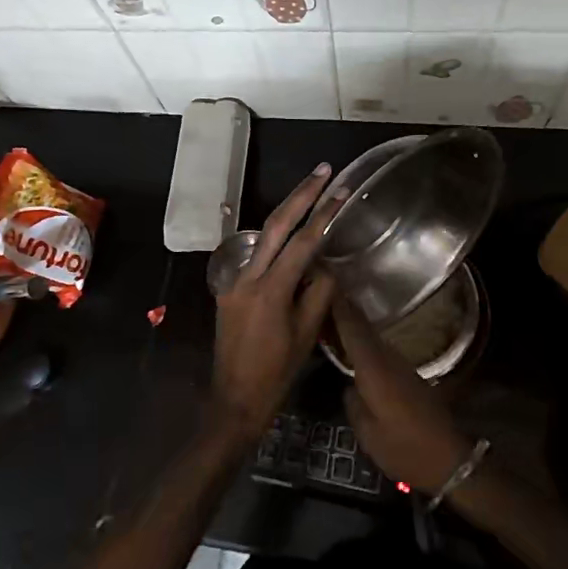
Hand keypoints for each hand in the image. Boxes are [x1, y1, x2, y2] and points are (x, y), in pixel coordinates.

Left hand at [212, 164, 340, 440]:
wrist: (234, 398)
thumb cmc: (276, 373)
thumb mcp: (306, 336)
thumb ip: (318, 294)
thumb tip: (325, 265)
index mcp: (270, 290)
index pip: (301, 243)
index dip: (322, 215)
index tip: (339, 190)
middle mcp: (247, 277)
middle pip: (275, 225)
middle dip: (299, 195)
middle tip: (321, 170)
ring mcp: (233, 282)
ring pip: (262, 237)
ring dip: (286, 214)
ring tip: (310, 193)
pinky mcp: (227, 290)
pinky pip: (254, 258)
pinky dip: (274, 243)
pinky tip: (289, 234)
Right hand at [337, 299, 472, 491]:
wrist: (450, 461)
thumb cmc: (404, 448)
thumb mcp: (367, 432)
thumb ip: (353, 401)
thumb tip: (350, 384)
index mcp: (375, 369)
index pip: (353, 330)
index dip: (339, 307)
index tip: (326, 283)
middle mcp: (389, 360)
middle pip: (364, 328)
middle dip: (346, 309)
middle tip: (326, 292)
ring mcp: (402, 367)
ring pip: (374, 338)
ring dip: (356, 324)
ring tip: (335, 314)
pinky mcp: (410, 377)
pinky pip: (381, 351)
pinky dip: (366, 341)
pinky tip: (357, 344)